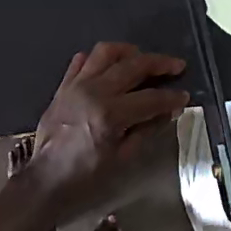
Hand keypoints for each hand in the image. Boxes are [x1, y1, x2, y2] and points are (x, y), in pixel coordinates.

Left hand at [14, 43, 189, 227]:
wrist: (46, 178)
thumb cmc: (86, 175)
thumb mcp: (123, 158)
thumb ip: (146, 130)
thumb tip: (167, 111)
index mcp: (110, 114)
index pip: (151, 98)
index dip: (171, 97)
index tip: (184, 96)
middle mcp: (93, 91)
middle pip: (133, 65)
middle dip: (159, 63)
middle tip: (176, 65)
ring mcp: (76, 84)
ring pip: (105, 52)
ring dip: (128, 52)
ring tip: (142, 59)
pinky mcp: (63, 85)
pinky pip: (81, 60)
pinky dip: (98, 59)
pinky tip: (110, 67)